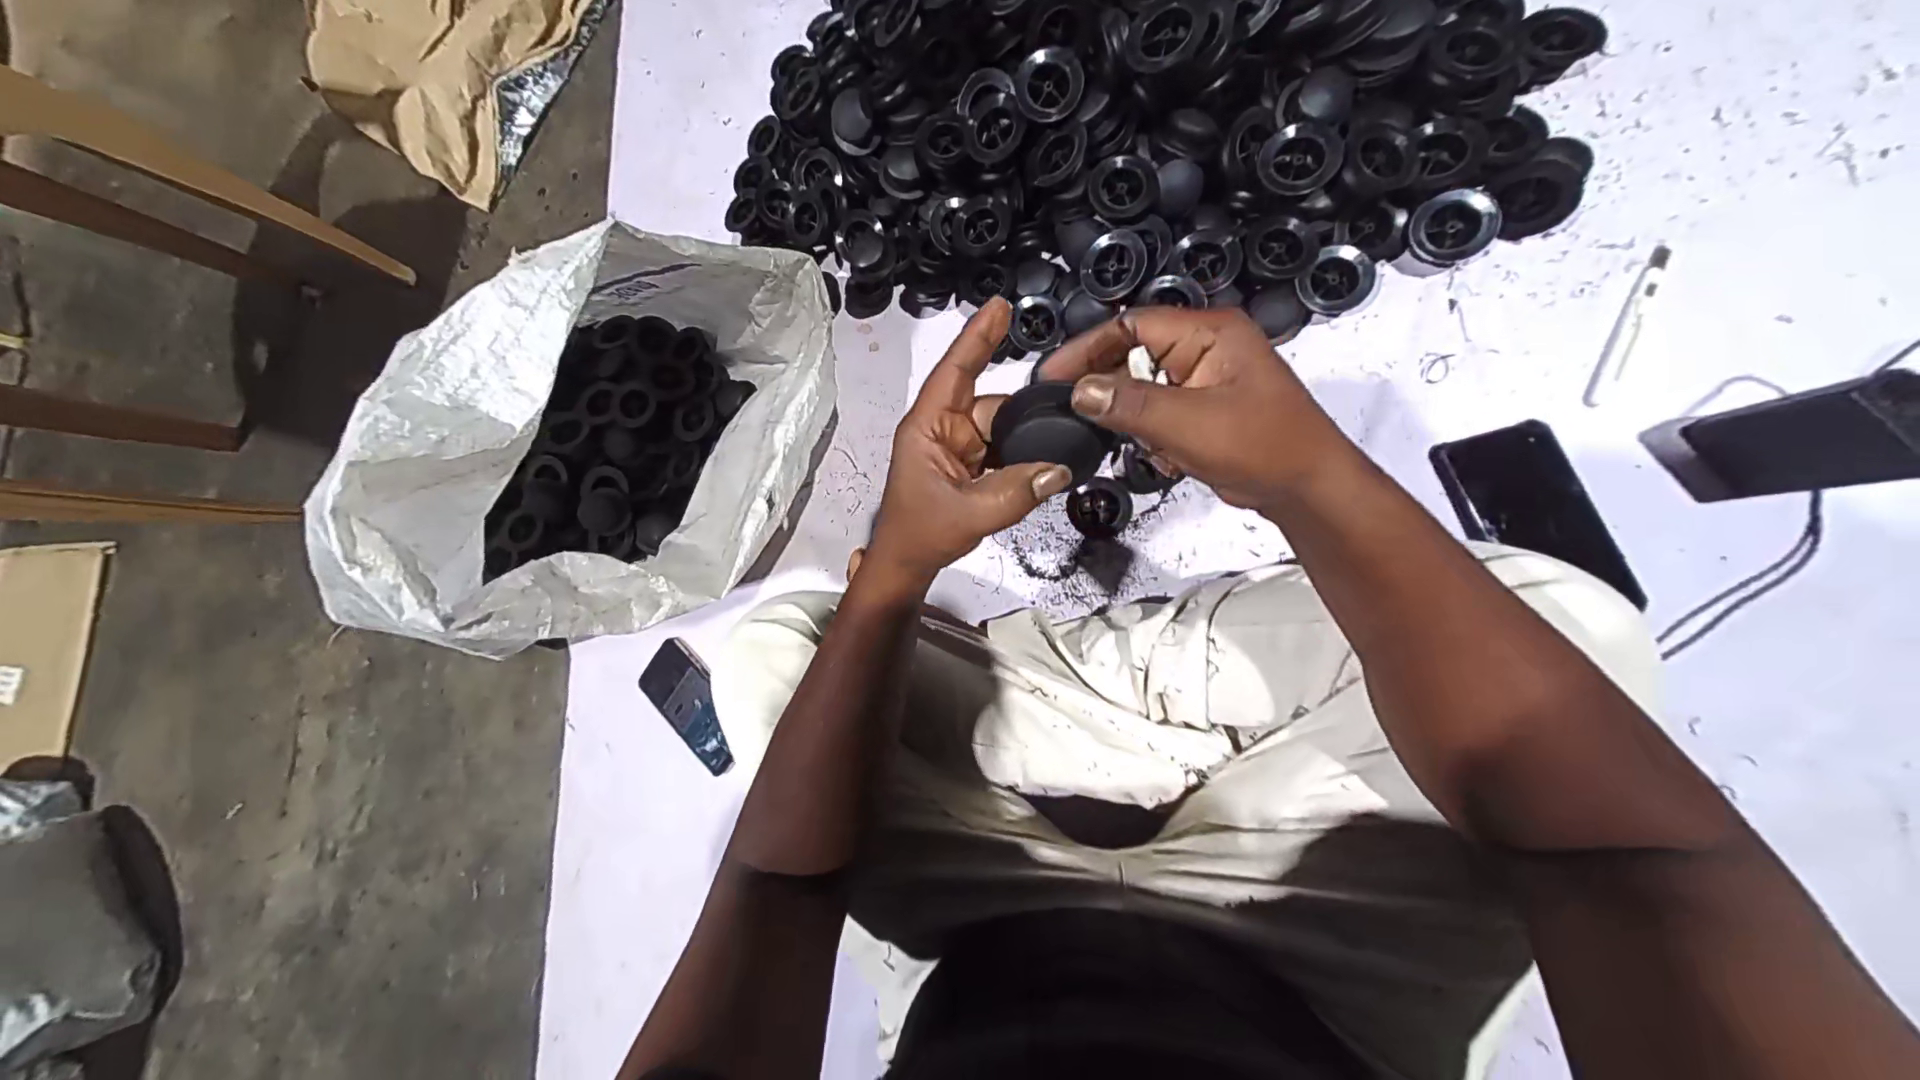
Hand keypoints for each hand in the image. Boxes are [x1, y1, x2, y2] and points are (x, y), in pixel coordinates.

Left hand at [862, 298, 1073, 586]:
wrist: (909, 561)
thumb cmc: (917, 533)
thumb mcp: (969, 513)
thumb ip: (1016, 492)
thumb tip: (1055, 471)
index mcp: (928, 427)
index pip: (955, 370)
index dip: (978, 337)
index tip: (1000, 308)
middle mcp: (943, 430)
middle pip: (990, 402)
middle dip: (1019, 416)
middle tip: (1050, 422)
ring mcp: (958, 446)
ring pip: (1001, 428)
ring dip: (1020, 444)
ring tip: (1032, 464)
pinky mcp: (970, 463)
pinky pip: (1002, 448)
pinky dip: (1019, 457)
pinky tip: (1030, 468)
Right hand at [1036, 307, 1355, 510]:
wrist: (1305, 487)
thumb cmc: (1272, 446)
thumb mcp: (1188, 424)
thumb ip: (1130, 404)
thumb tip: (1083, 391)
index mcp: (1209, 333)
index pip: (1130, 324)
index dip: (1086, 349)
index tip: (1056, 375)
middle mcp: (1205, 349)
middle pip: (1132, 355)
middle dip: (1108, 388)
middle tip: (1077, 409)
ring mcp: (1203, 379)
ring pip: (1142, 387)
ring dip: (1133, 418)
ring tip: (1145, 441)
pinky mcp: (1201, 408)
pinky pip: (1157, 411)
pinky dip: (1151, 434)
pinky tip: (1166, 455)